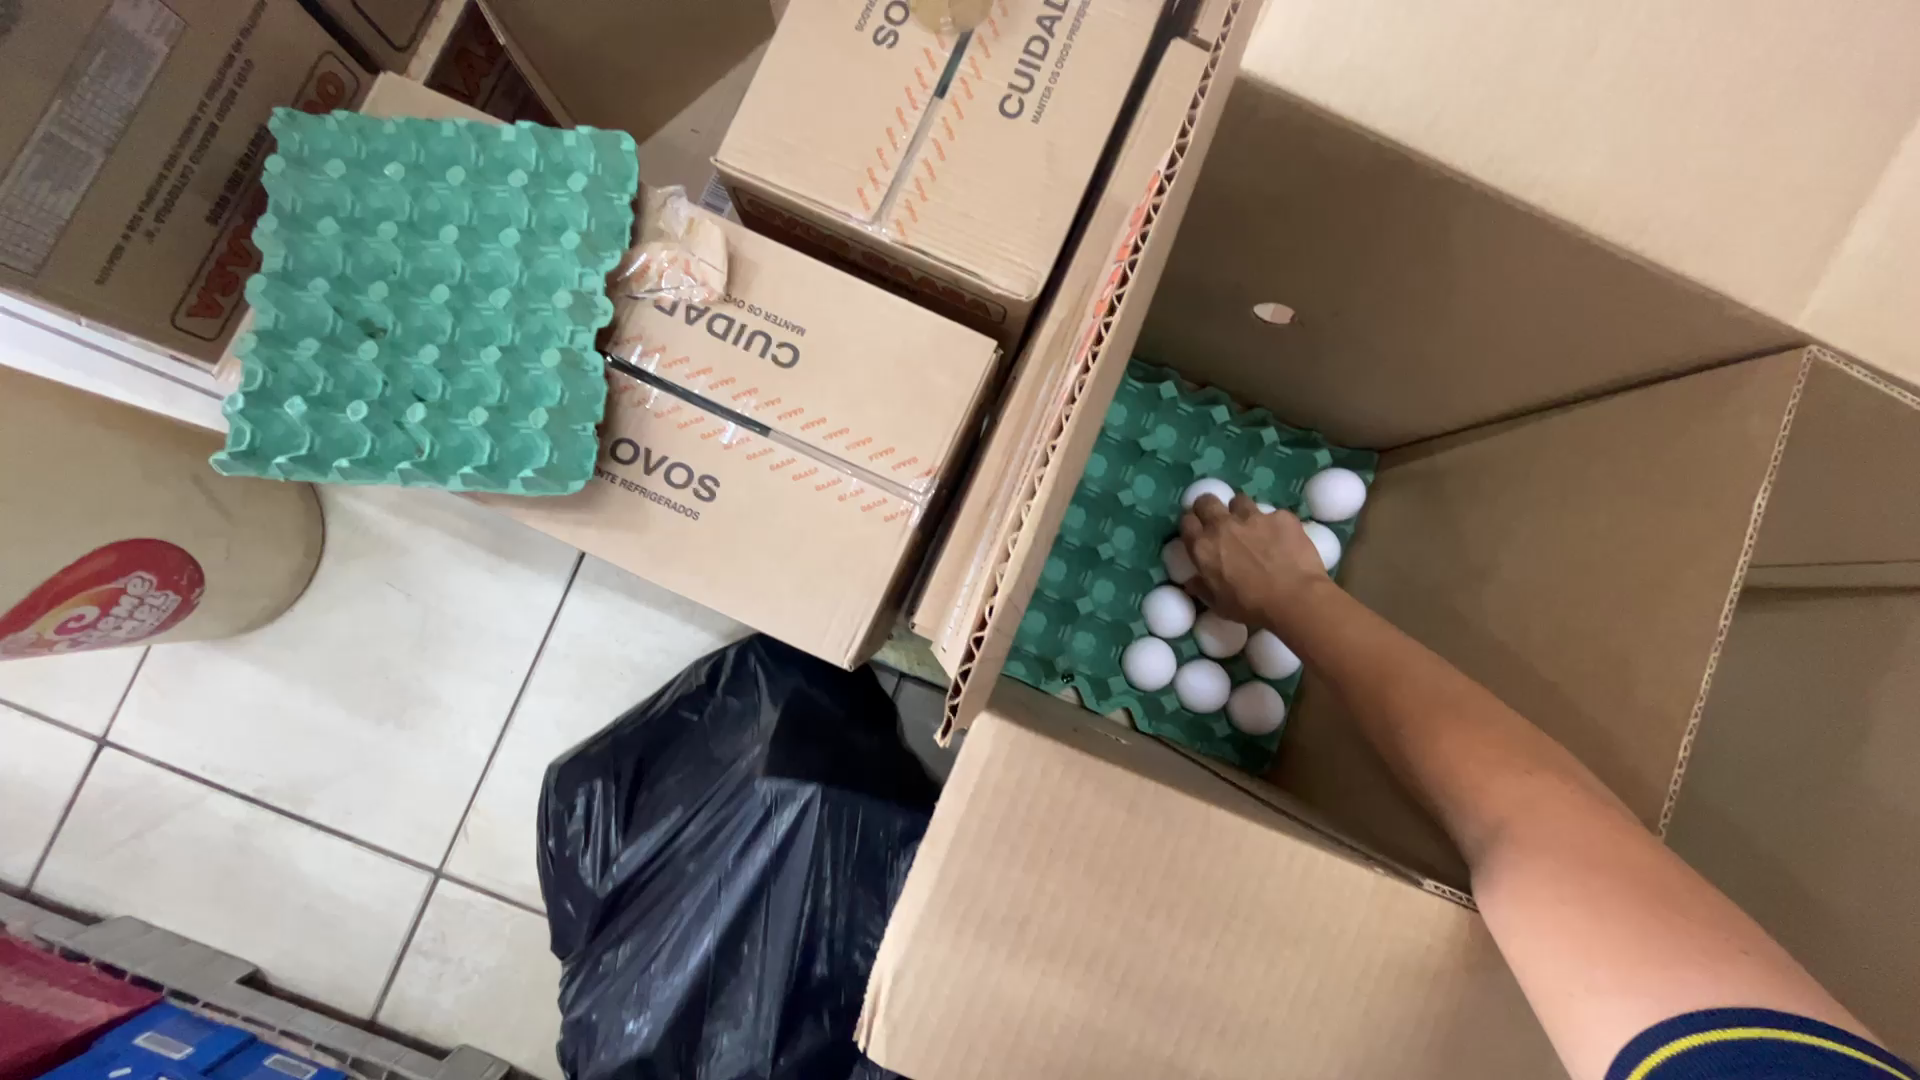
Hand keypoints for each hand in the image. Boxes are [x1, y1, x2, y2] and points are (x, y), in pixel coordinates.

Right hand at [1179, 494, 1327, 624]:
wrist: (1294, 598)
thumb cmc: (1250, 606)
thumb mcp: (1218, 604)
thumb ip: (1202, 588)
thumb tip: (1191, 581)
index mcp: (1202, 546)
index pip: (1187, 521)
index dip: (1192, 524)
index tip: (1199, 532)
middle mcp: (1223, 525)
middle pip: (1207, 501)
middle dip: (1209, 507)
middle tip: (1220, 522)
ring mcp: (1253, 517)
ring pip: (1239, 501)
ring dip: (1241, 512)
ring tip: (1252, 527)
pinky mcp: (1280, 516)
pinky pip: (1273, 514)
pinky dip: (1274, 524)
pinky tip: (1283, 539)